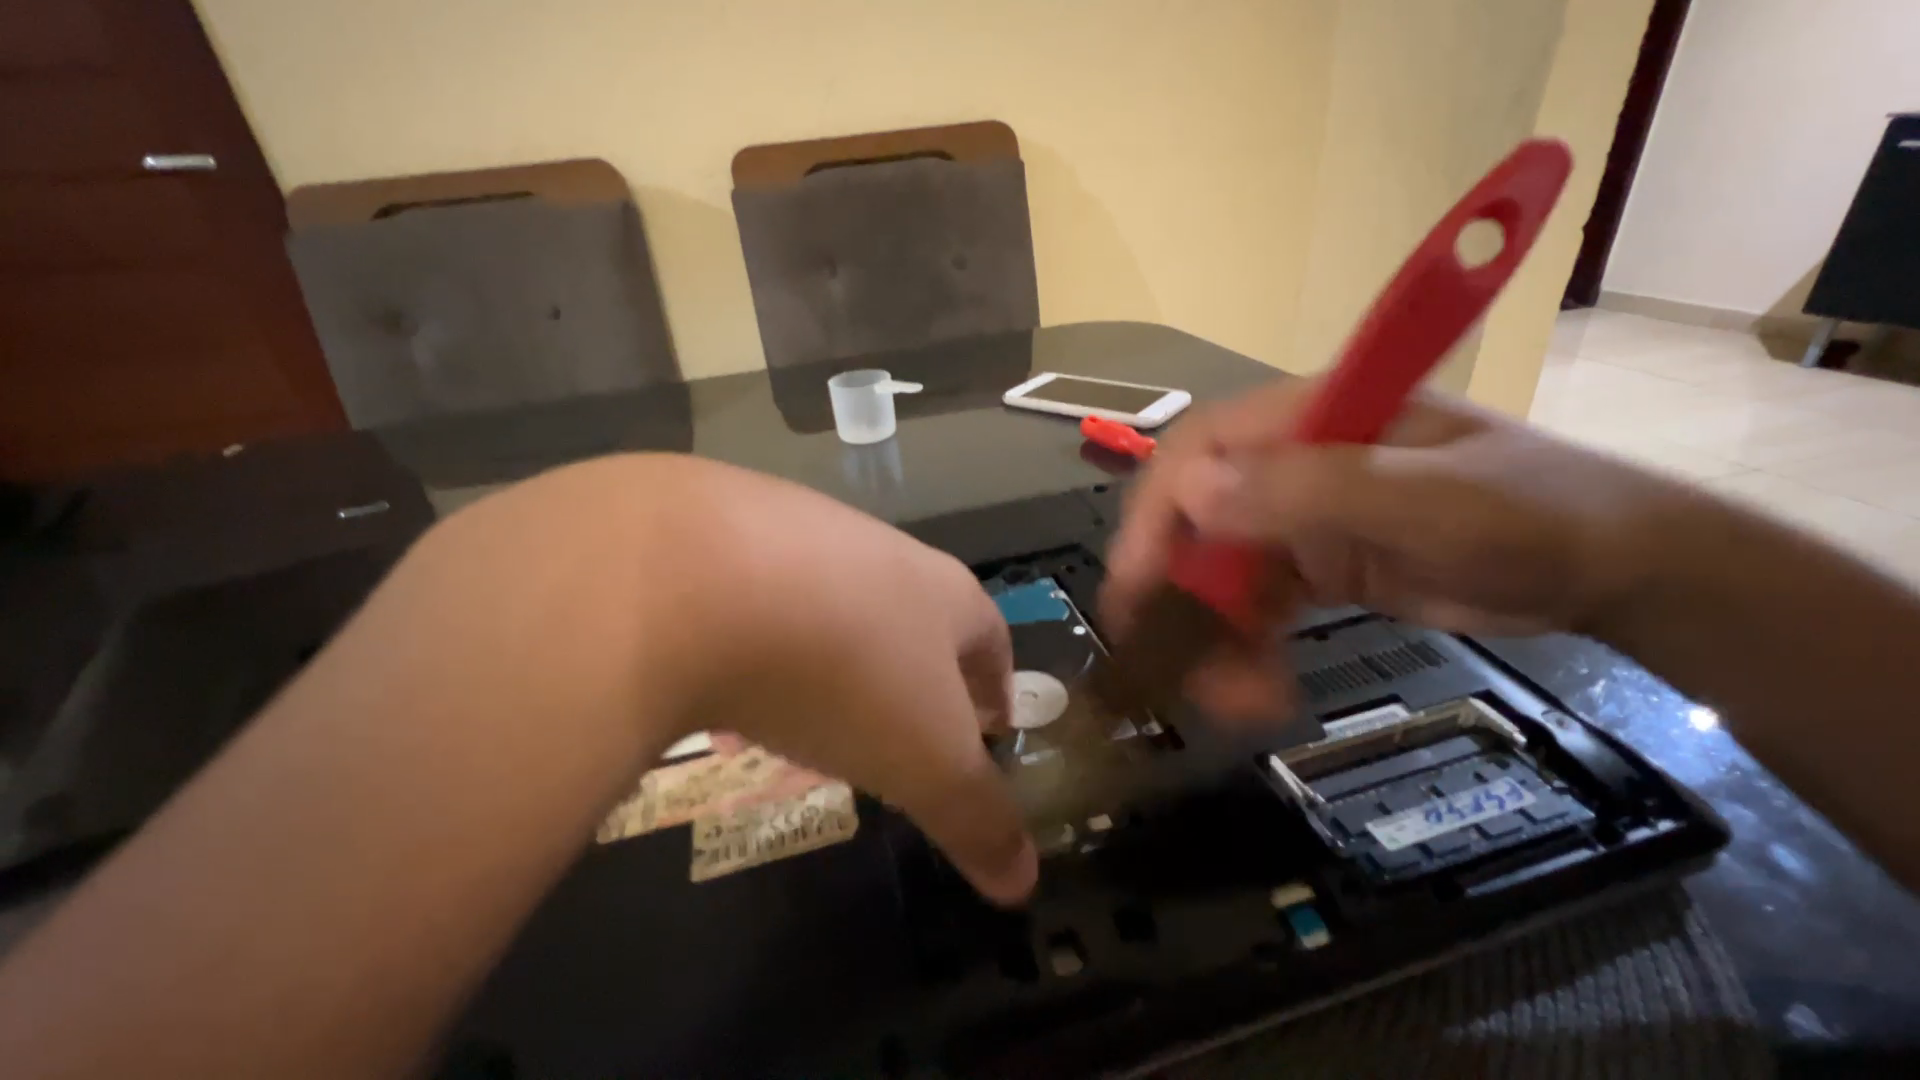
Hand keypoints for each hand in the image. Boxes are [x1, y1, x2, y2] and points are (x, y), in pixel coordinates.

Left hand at [440, 455, 1035, 903]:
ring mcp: (796, 533)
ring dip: (829, 661)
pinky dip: (751, 648)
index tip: (988, 726)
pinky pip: (750, 602)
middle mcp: (879, 551)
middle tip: (895, 731)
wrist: (695, 576)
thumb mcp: (924, 762)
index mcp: (943, 595)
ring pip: (829, 607)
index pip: (990, 639)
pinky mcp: (716, 532)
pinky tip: (718, 688)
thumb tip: (1024, 880)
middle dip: (910, 676)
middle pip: (911, 616)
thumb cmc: (843, 672)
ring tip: (804, 716)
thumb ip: (976, 818)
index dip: (994, 687)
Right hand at [1101, 381, 1676, 718]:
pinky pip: (1259, 606)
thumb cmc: (1535, 514)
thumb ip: (1314, 491)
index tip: (1134, 581)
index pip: (1202, 446)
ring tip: (1228, 699)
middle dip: (1175, 588)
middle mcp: (1295, 462)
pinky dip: (1249, 648)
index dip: (1157, 509)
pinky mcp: (1321, 566)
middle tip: (1156, 656)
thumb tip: (1192, 492)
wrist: (1615, 571)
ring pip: (1222, 570)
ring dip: (1212, 634)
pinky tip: (1258, 692)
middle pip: (1199, 514)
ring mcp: (1307, 517)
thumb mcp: (1429, 501)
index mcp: (1315, 417)